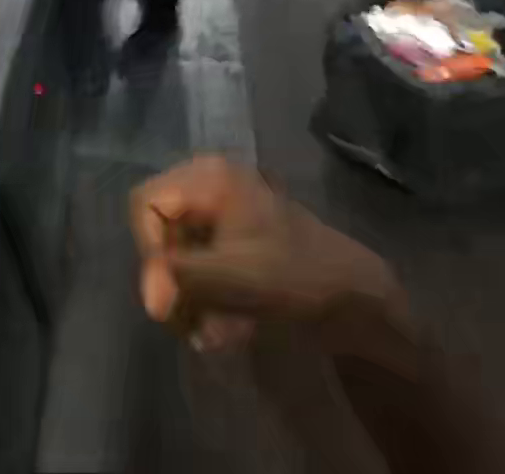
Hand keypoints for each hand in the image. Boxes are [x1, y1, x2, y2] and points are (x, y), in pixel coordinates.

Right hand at [129, 156, 405, 353]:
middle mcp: (208, 179)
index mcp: (207, 176)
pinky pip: (199, 255)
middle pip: (160, 225)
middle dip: (170, 275)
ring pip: (178, 244)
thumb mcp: (234, 276)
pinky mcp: (232, 229)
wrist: (358, 296)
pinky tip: (223, 324)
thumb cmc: (295, 275)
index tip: (170, 291)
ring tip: (208, 328)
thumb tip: (150, 298)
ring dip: (187, 289)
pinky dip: (204, 290)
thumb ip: (182, 277)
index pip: (146, 203)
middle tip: (186, 317)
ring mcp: (221, 203)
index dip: (149, 248)